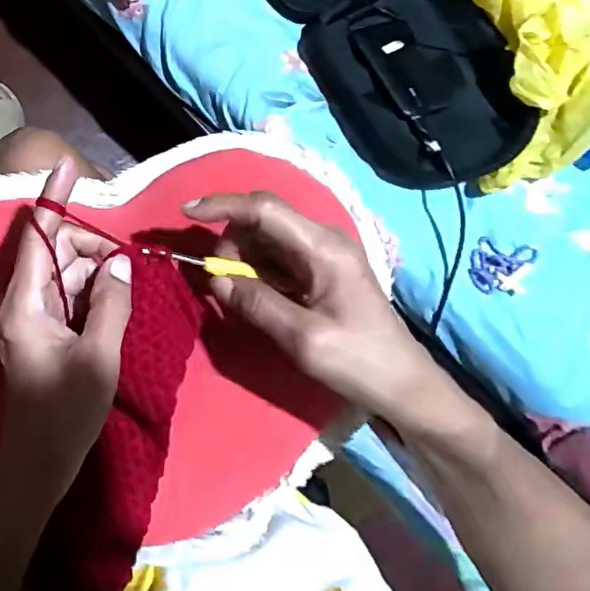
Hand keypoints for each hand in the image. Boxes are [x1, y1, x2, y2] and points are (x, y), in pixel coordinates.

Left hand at [0, 159, 132, 496]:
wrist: (36, 467)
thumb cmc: (63, 414)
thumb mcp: (98, 357)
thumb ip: (110, 303)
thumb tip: (119, 262)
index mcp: (26, 302)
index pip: (36, 234)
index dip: (52, 197)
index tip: (69, 166)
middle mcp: (23, 301)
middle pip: (52, 248)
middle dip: (87, 242)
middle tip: (124, 262)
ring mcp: (32, 316)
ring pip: (62, 270)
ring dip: (92, 266)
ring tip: (124, 280)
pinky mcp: (43, 331)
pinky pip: (67, 294)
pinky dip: (89, 287)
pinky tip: (114, 294)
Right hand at [184, 192, 470, 425]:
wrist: (403, 385)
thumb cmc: (359, 361)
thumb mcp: (303, 338)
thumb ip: (256, 304)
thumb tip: (215, 280)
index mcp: (323, 247)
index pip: (264, 208)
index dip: (223, 205)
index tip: (187, 212)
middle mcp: (322, 238)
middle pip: (260, 218)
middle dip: (231, 243)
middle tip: (223, 285)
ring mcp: (321, 252)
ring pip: (263, 236)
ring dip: (241, 259)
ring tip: (241, 297)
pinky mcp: (317, 268)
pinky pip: (274, 255)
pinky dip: (255, 270)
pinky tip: (255, 296)